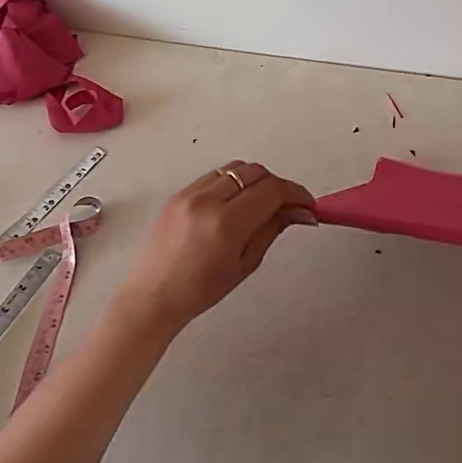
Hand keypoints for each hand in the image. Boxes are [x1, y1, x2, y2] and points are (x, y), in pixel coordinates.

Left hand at [114, 161, 316, 332]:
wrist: (155, 295)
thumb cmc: (199, 289)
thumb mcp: (245, 263)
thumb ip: (272, 229)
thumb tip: (298, 211)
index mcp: (226, 223)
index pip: (272, 190)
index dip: (296, 194)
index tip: (307, 204)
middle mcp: (206, 201)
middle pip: (255, 172)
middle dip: (278, 185)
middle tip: (288, 206)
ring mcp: (188, 194)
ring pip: (234, 168)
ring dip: (254, 181)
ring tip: (261, 206)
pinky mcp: (178, 194)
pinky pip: (213, 176)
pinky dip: (231, 183)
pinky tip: (235, 204)